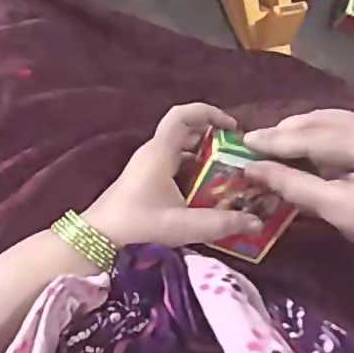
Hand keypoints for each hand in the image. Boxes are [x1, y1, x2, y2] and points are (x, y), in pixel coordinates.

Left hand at [84, 104, 264, 248]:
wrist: (97, 239)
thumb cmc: (137, 226)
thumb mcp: (183, 226)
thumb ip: (221, 224)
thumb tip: (256, 223)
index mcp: (159, 152)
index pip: (183, 115)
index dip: (209, 113)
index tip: (232, 128)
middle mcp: (152, 153)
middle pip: (186, 132)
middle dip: (213, 140)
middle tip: (236, 157)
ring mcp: (146, 166)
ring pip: (180, 151)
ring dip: (204, 158)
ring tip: (228, 176)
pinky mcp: (144, 181)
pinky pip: (173, 166)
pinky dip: (192, 172)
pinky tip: (206, 194)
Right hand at [242, 110, 353, 263]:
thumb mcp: (336, 209)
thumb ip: (293, 185)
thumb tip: (252, 169)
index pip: (316, 134)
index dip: (277, 140)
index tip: (243, 142)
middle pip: (322, 120)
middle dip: (285, 132)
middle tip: (252, 144)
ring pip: (328, 121)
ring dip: (298, 133)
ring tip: (268, 146)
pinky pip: (338, 129)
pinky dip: (314, 137)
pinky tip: (296, 147)